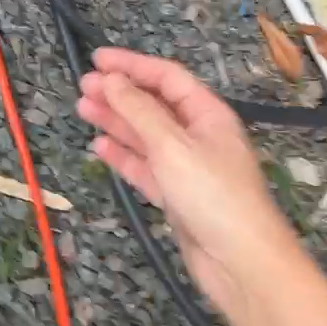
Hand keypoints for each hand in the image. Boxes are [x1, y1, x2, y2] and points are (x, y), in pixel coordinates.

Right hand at [77, 49, 301, 320]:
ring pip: (145, 134)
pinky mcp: (177, 195)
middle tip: (83, 85)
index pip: (167, 77)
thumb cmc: (213, 195)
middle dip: (119, 92)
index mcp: (208, 115)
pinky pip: (145, 166)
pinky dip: (123, 155)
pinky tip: (100, 146)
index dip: (132, 65)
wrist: (243, 266)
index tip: (97, 59)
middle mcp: (198, 136)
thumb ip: (138, 109)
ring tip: (83, 109)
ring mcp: (187, 166)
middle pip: (154, 104)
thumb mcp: (172, 145)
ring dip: (116, 120)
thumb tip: (110, 79)